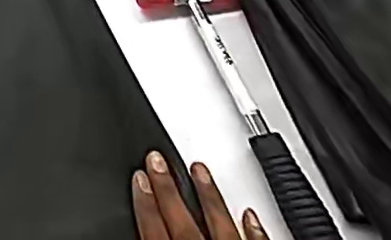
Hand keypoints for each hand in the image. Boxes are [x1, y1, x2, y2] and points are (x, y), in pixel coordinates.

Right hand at [132, 152, 269, 239]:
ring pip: (221, 225)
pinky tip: (250, 214)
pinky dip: (254, 230)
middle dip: (168, 187)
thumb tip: (135, 233)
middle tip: (157, 158)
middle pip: (183, 222)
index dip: (145, 203)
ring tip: (199, 169)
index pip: (155, 231)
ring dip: (209, 196)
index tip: (139, 178)